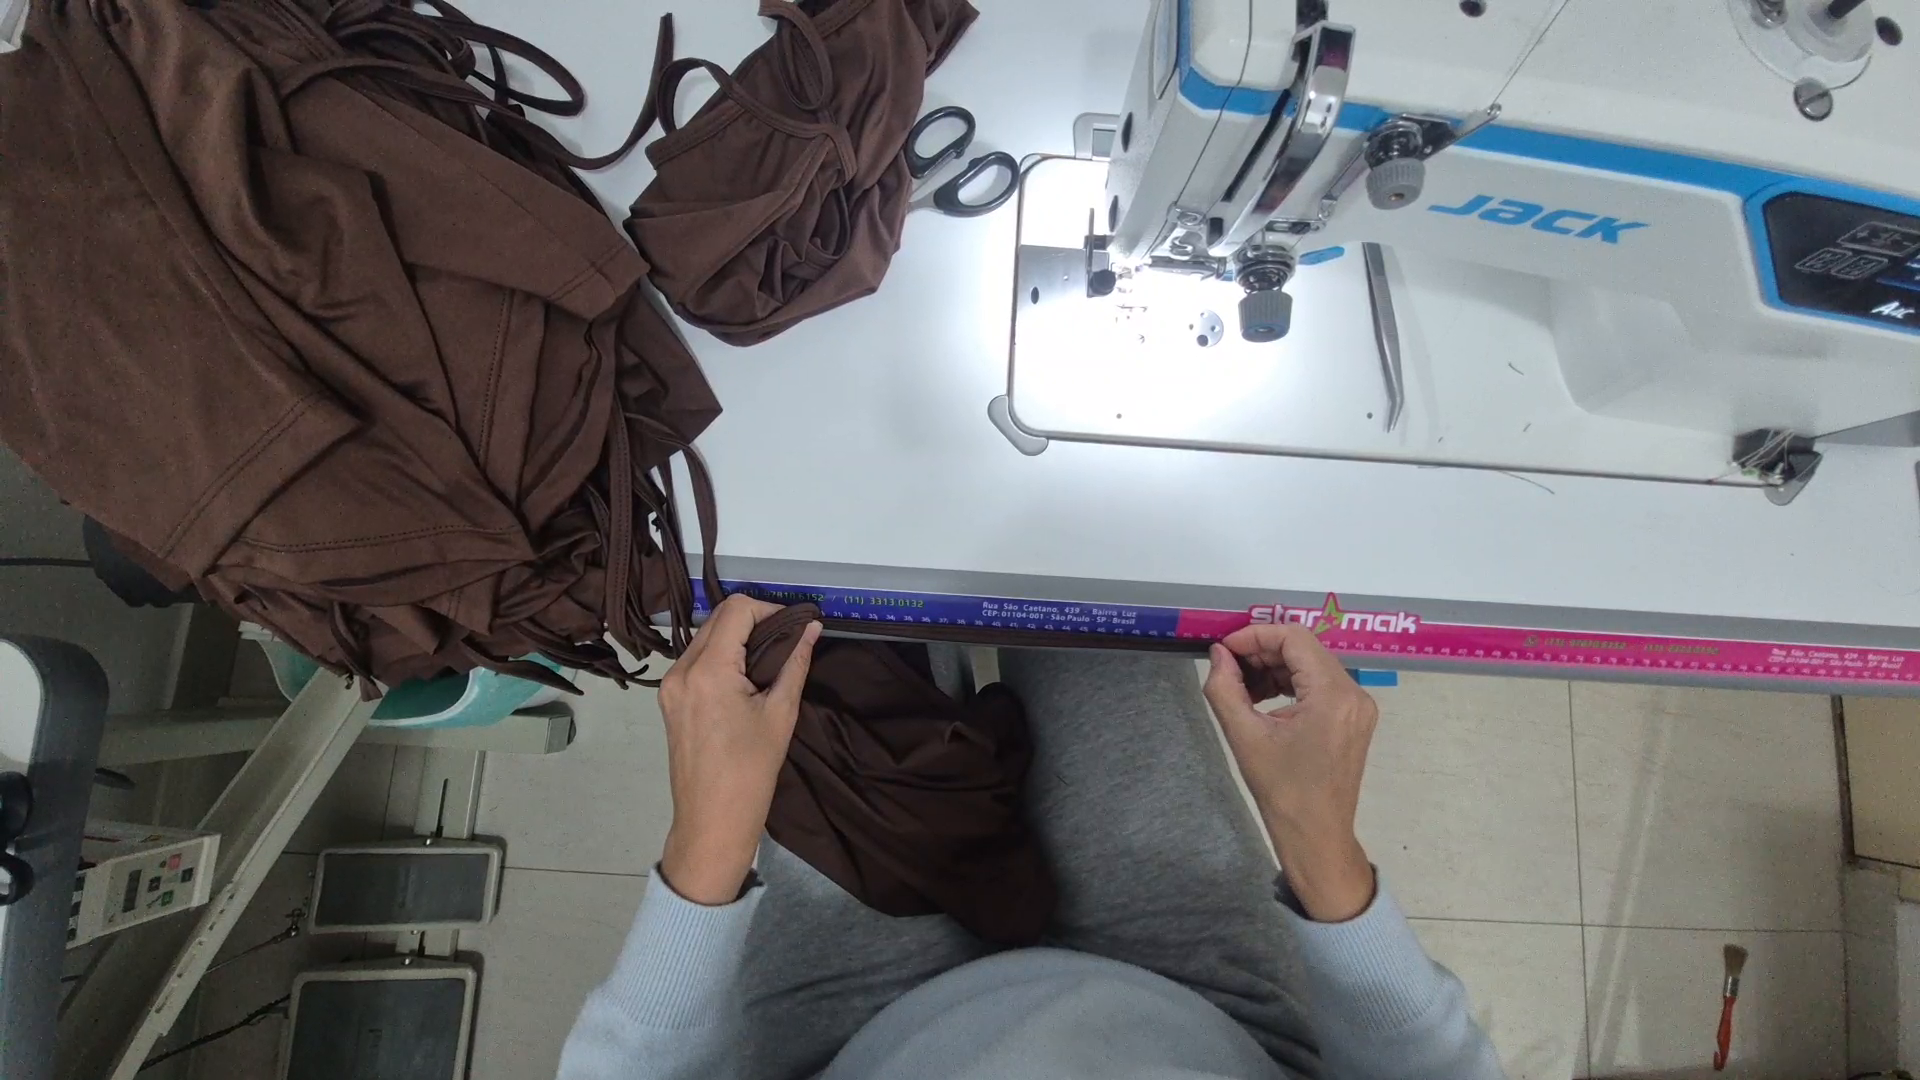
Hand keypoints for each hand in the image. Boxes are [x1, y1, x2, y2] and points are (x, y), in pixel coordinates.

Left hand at [656, 595, 819, 905]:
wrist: (712, 820)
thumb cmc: (751, 770)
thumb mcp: (781, 712)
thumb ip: (795, 662)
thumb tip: (812, 628)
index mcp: (708, 671)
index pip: (736, 610)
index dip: (770, 608)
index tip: (796, 625)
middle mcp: (681, 670)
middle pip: (718, 618)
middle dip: (756, 618)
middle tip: (789, 637)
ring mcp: (671, 685)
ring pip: (706, 635)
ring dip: (738, 635)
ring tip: (772, 656)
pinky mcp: (671, 698)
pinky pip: (697, 658)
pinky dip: (723, 653)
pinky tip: (748, 673)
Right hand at [1203, 624, 1378, 921]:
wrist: (1315, 835)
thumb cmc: (1280, 788)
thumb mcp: (1243, 735)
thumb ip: (1224, 687)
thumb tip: (1218, 654)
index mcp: (1333, 695)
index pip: (1294, 638)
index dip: (1254, 635)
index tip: (1223, 650)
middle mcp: (1353, 693)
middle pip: (1303, 648)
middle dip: (1260, 651)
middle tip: (1226, 668)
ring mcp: (1357, 706)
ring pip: (1309, 664)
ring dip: (1272, 667)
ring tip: (1239, 686)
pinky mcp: (1351, 717)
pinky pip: (1317, 683)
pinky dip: (1287, 682)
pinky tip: (1260, 698)